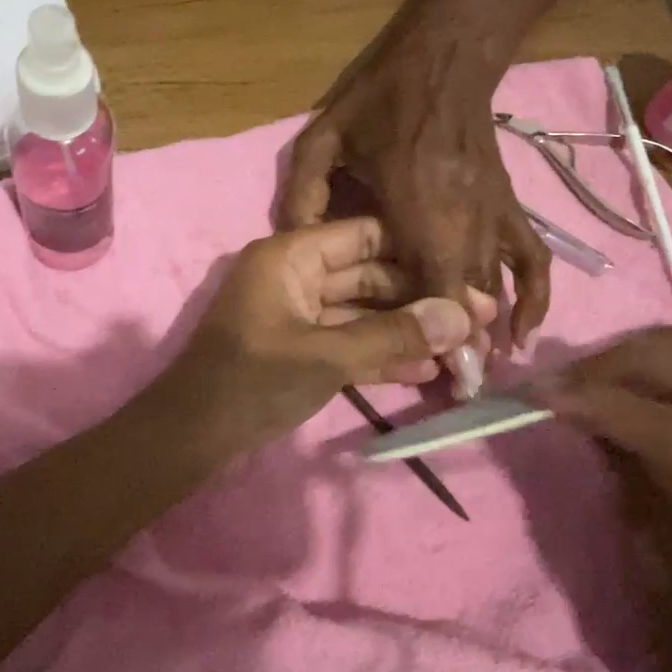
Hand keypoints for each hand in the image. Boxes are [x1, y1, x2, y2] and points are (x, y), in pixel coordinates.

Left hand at [164, 218, 490, 440]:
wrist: (191, 435)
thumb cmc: (253, 380)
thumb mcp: (327, 356)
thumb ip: (393, 335)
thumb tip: (462, 317)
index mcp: (290, 255)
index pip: (365, 236)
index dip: (417, 254)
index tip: (468, 275)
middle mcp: (293, 275)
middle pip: (368, 276)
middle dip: (419, 300)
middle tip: (480, 321)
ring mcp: (294, 314)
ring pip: (361, 313)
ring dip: (405, 331)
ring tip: (465, 349)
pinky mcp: (297, 350)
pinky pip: (346, 342)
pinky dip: (379, 354)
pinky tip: (427, 370)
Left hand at [279, 0, 550, 346]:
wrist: (446, 57)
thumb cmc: (380, 97)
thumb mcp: (323, 139)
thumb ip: (306, 191)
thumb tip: (295, 238)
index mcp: (411, 208)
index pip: (428, 282)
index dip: (436, 329)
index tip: (446, 375)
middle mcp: (459, 219)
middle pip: (463, 294)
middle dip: (461, 343)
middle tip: (460, 389)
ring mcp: (489, 213)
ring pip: (494, 284)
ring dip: (490, 329)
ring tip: (480, 373)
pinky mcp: (506, 206)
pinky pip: (531, 257)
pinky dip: (536, 295)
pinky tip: (525, 331)